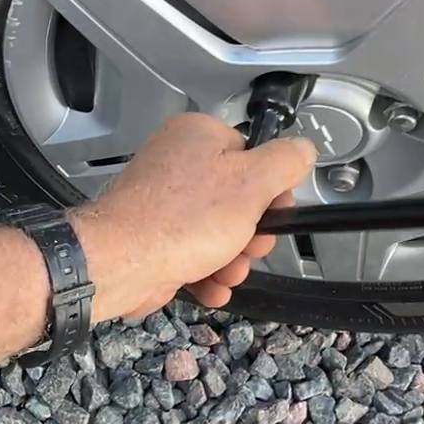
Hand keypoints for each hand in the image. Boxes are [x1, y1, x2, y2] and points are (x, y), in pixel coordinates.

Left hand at [73, 114, 315, 319]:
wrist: (120, 264)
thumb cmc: (181, 220)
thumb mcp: (253, 183)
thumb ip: (286, 161)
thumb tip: (302, 150)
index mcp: (197, 136)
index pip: (252, 155)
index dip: (270, 190)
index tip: (275, 212)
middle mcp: (175, 163)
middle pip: (235, 199)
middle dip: (250, 234)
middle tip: (249, 247)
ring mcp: (161, 203)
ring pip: (216, 232)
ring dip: (231, 260)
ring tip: (226, 272)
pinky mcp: (152, 238)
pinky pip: (191, 254)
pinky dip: (205, 274)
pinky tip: (210, 287)